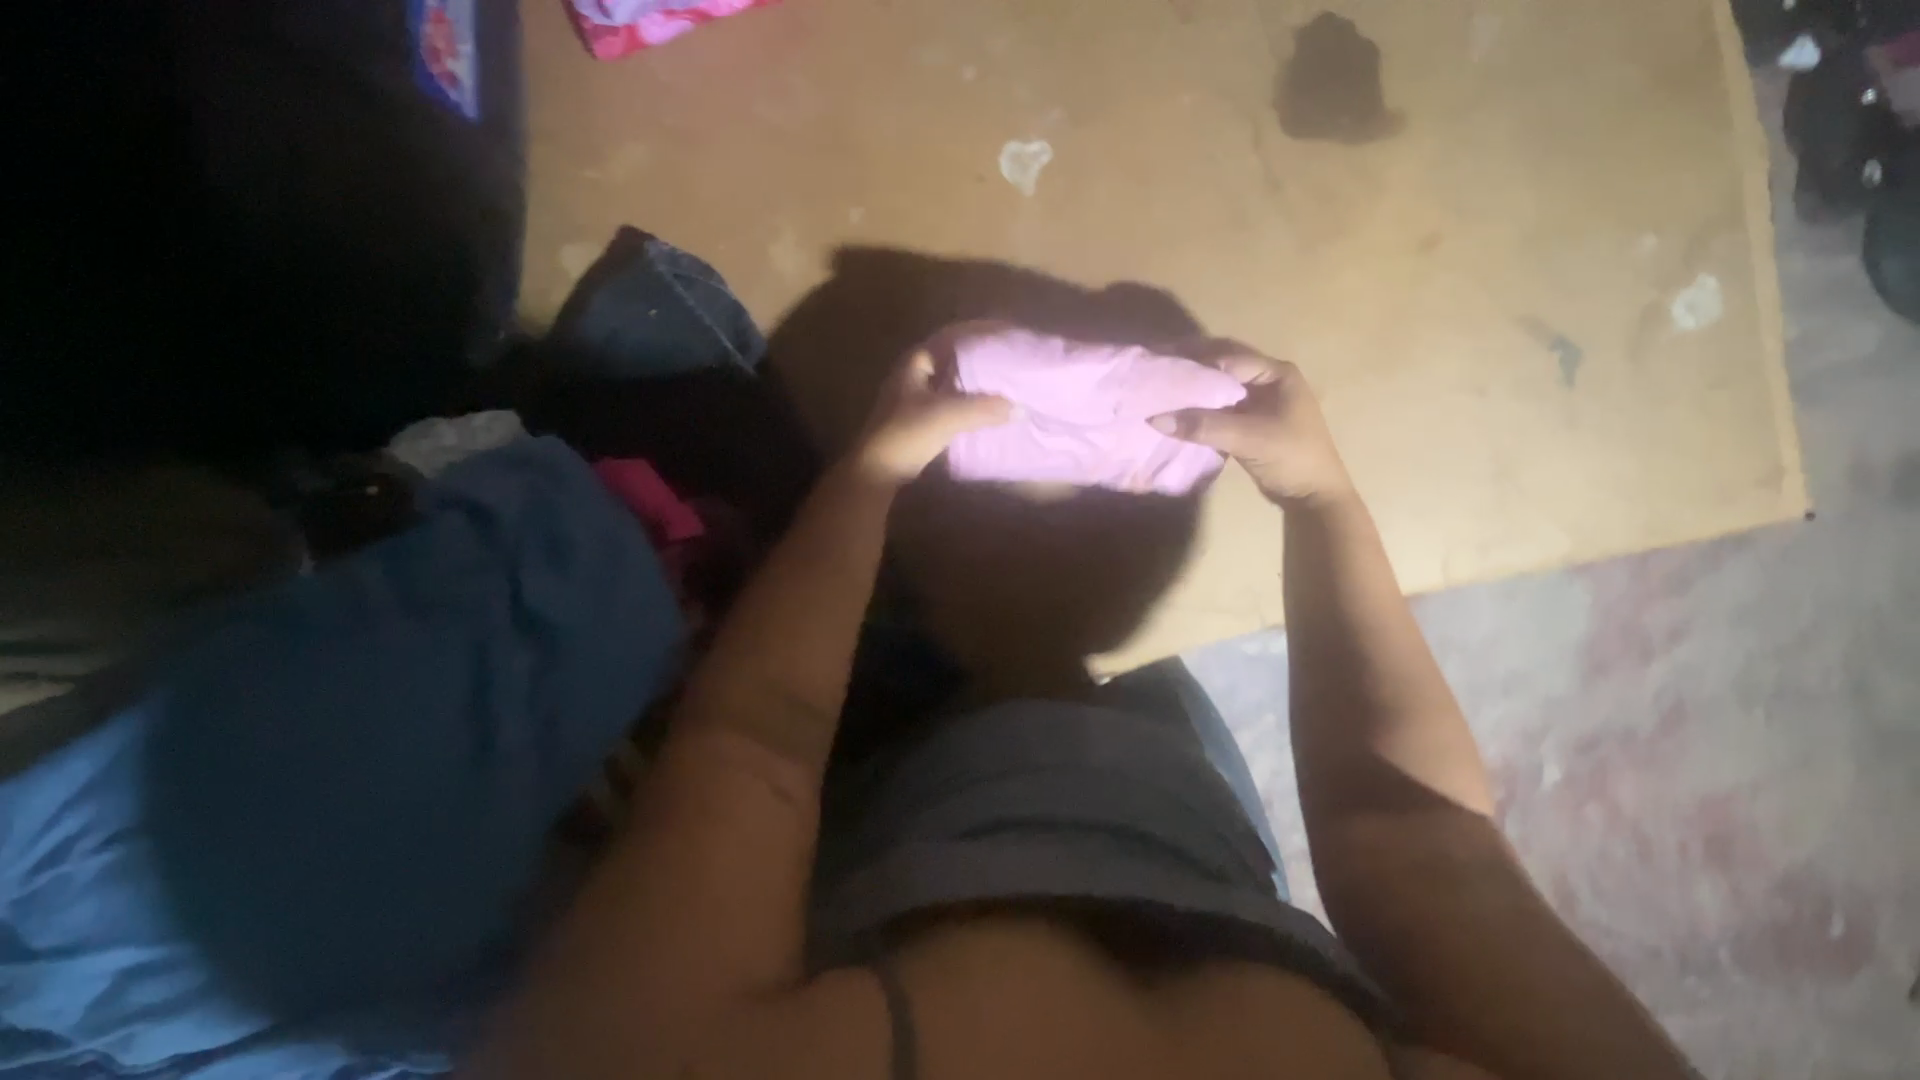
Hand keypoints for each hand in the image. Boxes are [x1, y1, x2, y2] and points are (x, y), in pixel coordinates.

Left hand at [850, 350, 1012, 482]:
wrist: (876, 471)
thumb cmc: (906, 434)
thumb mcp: (947, 416)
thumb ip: (984, 408)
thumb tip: (1019, 407)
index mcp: (917, 361)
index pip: (954, 335)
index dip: (982, 332)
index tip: (1009, 335)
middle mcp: (915, 373)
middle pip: (956, 358)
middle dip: (983, 359)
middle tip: (1013, 361)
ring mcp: (916, 397)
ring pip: (955, 381)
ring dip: (978, 383)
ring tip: (1008, 384)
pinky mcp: (921, 419)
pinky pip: (953, 403)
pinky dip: (971, 404)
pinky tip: (990, 412)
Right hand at [1149, 345, 1354, 506]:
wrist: (1313, 496)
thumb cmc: (1291, 458)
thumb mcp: (1248, 439)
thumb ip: (1203, 426)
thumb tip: (1155, 418)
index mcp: (1276, 374)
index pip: (1228, 357)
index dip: (1194, 358)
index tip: (1161, 359)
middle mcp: (1268, 381)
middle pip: (1223, 366)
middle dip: (1191, 366)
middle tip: (1156, 366)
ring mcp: (1259, 401)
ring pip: (1219, 387)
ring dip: (1194, 387)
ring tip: (1161, 385)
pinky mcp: (1250, 421)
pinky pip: (1219, 406)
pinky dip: (1199, 406)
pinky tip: (1176, 409)